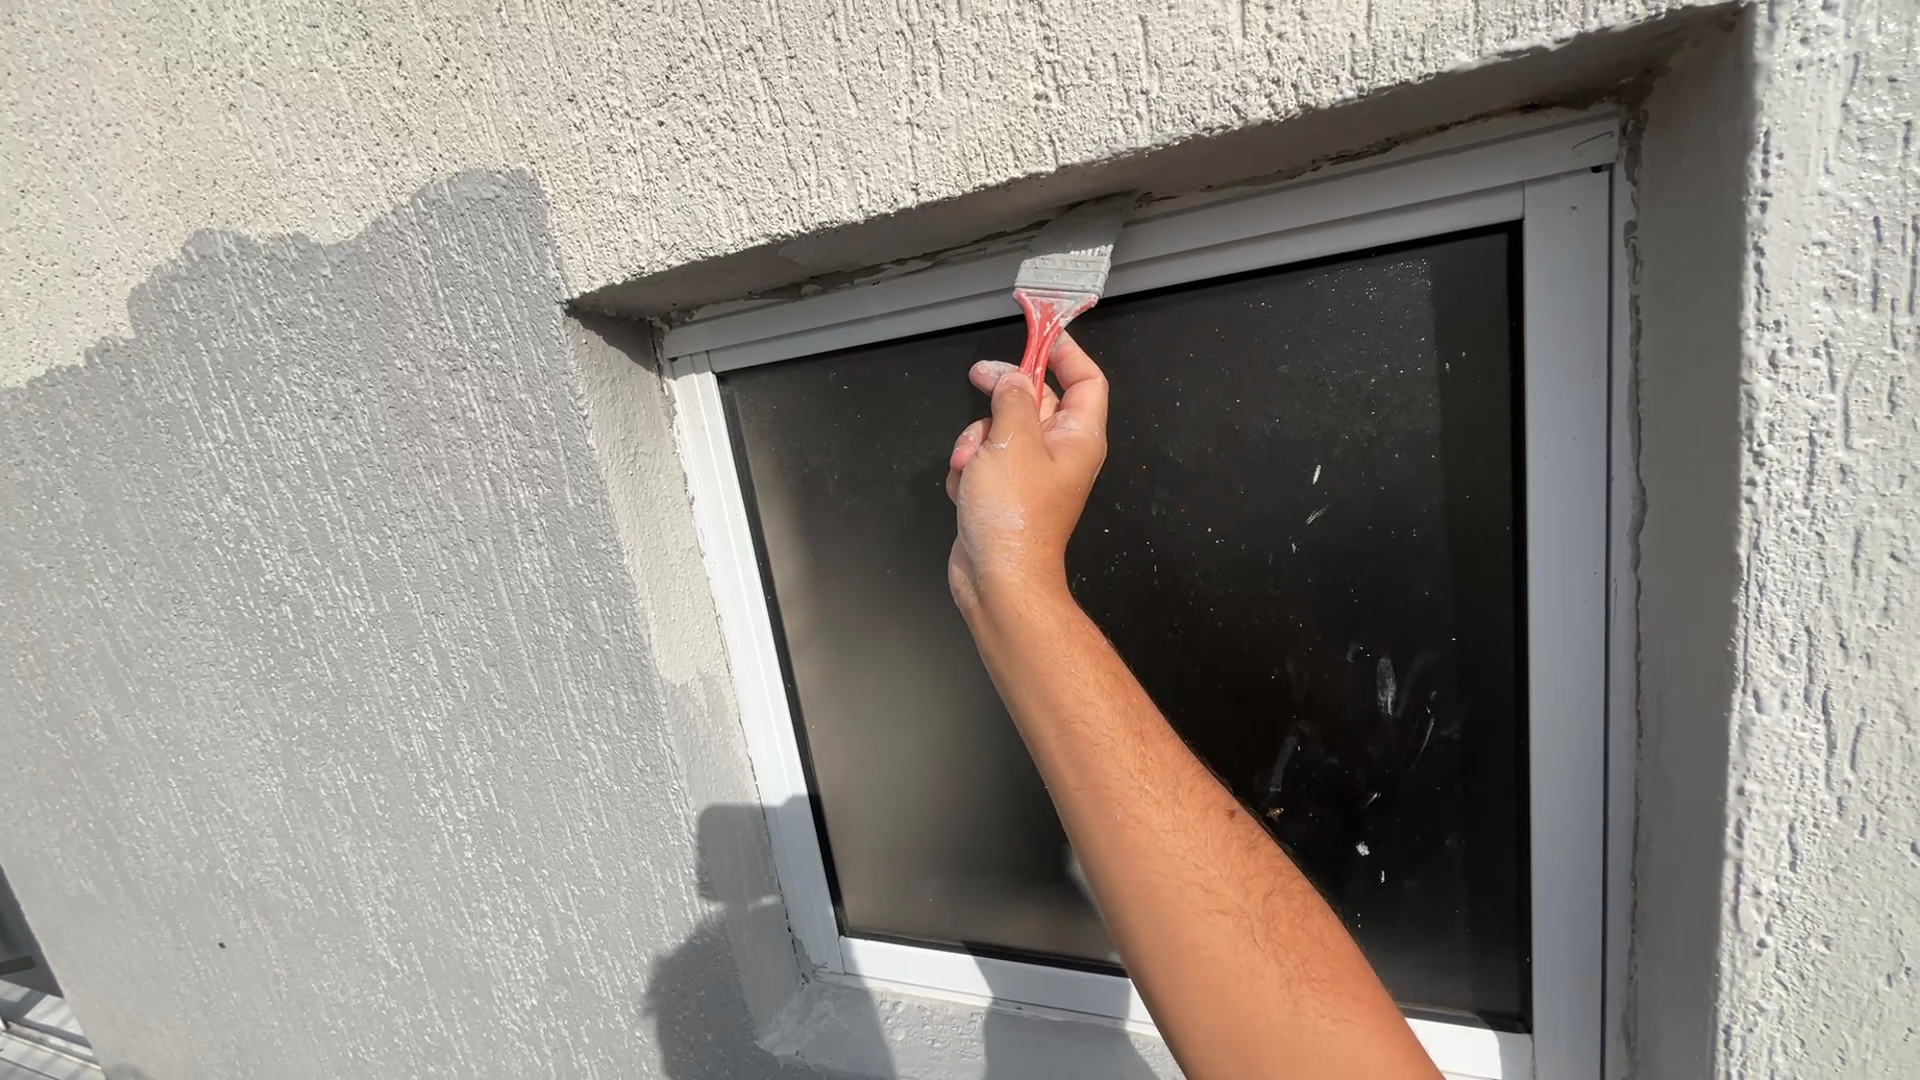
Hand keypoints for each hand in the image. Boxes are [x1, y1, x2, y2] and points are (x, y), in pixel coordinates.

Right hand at [945, 332, 1107, 615]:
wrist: (997, 577)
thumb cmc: (1014, 514)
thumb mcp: (1011, 442)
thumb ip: (1012, 397)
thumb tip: (1011, 376)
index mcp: (1078, 437)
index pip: (1086, 380)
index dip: (1066, 353)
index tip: (1039, 335)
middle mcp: (1059, 453)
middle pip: (1033, 400)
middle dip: (1000, 398)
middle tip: (979, 378)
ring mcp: (1030, 474)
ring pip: (1000, 429)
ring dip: (976, 440)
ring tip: (970, 465)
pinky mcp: (1003, 492)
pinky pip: (984, 460)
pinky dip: (969, 469)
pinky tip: (965, 488)